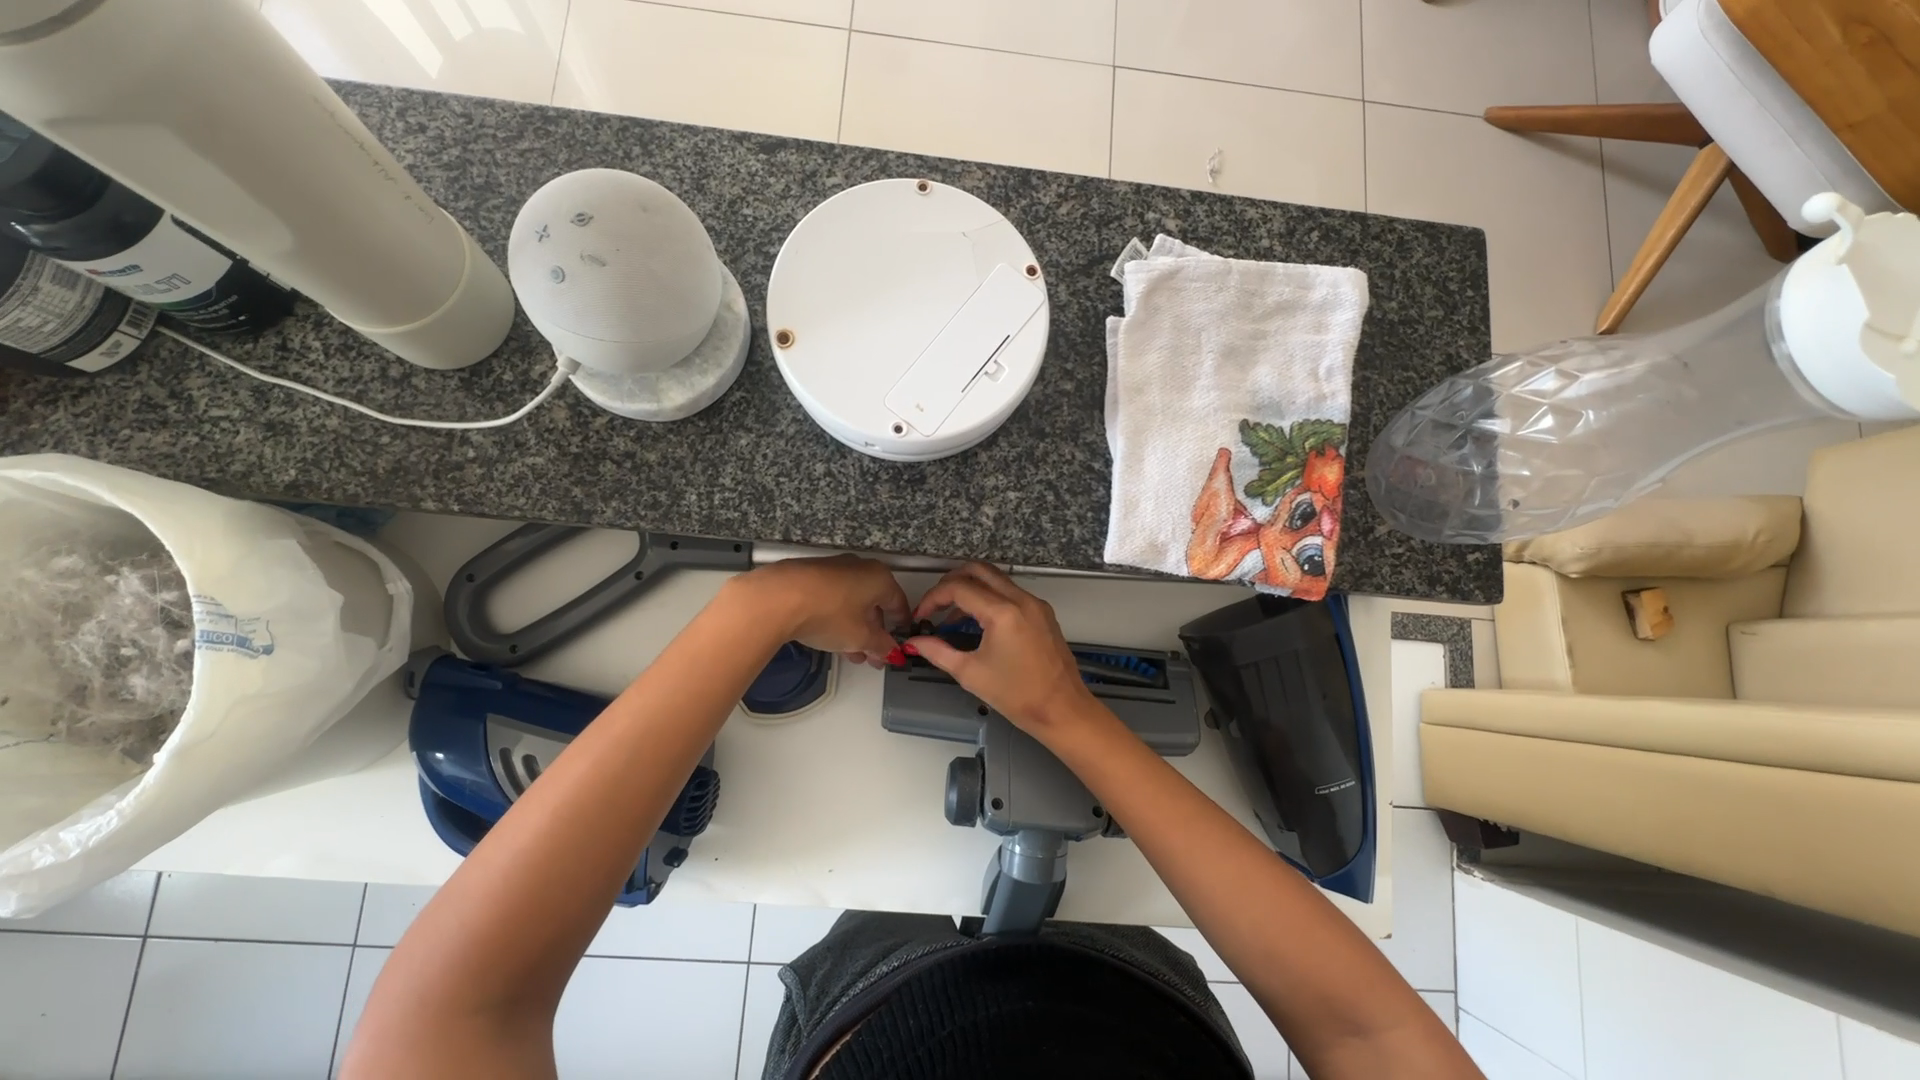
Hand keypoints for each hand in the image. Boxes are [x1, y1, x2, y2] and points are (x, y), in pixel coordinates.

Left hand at [731, 555, 909, 666]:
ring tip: (849, 653)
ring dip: (853, 627)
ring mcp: (833, 568)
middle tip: (871, 655)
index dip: (900, 627)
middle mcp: (860, 567)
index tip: (897, 644)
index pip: (899, 603)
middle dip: (874, 632)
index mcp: (880, 578)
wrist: (778, 598)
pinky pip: (831, 597)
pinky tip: (828, 636)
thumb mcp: (860, 638)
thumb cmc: (828, 614)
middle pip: (874, 602)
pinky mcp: (810, 573)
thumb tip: (891, 652)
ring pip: (851, 601)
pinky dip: (835, 616)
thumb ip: (881, 646)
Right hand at [907, 563, 1100, 739]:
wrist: (1062, 710)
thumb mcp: (971, 673)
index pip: (958, 588)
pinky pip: (1011, 593)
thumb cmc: (1020, 696)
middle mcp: (1022, 600)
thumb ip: (938, 652)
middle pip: (978, 570)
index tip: (922, 615)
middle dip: (951, 582)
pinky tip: (978, 624)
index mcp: (1003, 613)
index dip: (933, 598)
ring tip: (952, 618)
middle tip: (935, 604)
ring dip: (971, 590)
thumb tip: (915, 643)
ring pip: (995, 579)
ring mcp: (1035, 605)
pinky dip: (990, 599)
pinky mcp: (1042, 613)